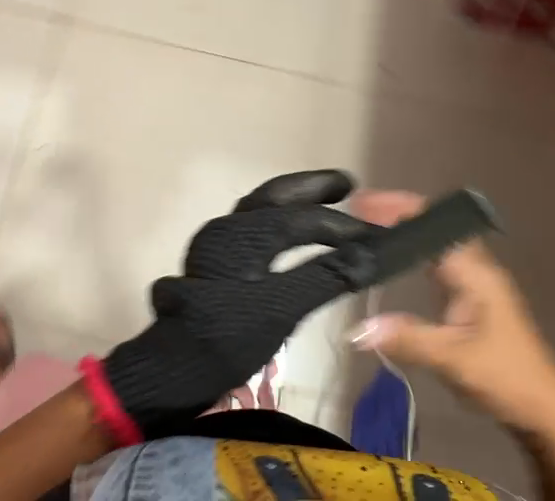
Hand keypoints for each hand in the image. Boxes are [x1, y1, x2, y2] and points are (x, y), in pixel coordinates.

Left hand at [90, 170, 378, 439]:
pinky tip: (291, 235)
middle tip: (346, 184)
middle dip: (310, 188)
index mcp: (244, 234)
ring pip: (261, 211)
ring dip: (293, 203)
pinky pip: (253, 228)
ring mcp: (217, 244)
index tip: (381, 237)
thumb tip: (372, 254)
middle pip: (275, 198)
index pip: (303, 219)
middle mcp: (227, 228)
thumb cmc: (227, 338)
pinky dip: (278, 222)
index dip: (345, 227)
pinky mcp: (214, 262)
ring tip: (324, 201)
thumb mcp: (282, 309)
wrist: (173, 370)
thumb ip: (326, 277)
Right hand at [348, 190, 554, 429]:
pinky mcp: (474, 299)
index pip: (432, 225)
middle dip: (398, 212)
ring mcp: (477, 283)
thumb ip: (407, 339)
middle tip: (359, 212)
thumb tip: (357, 330)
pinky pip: (440, 261)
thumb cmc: (505, 377)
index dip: (397, 208)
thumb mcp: (453, 359)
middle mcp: (477, 269)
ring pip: (438, 242)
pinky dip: (414, 252)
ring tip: (370, 227)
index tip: (362, 205)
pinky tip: (396, 261)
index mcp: (474, 272)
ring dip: (407, 230)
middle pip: (435, 225)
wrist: (545, 411)